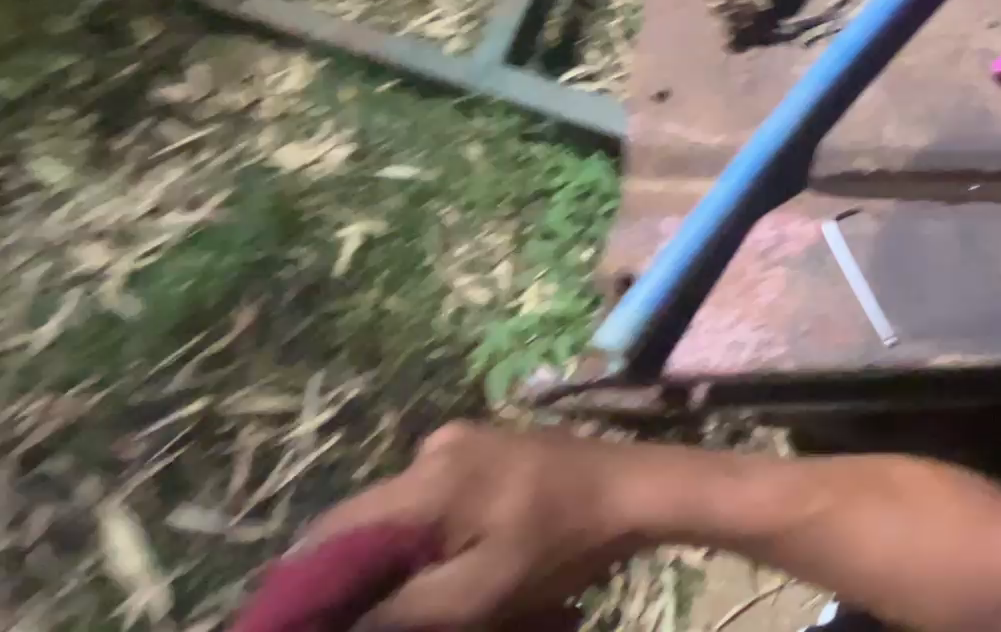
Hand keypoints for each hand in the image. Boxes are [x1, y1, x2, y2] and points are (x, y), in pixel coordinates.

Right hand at [294, 423, 656, 629]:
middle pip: (369, 521)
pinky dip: (437, 530)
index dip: (308, 589)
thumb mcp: (477, 595)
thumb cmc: (564, 541)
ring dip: (404, 554)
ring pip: (407, 510)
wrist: (639, 488)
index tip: (313, 625)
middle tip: (385, 612)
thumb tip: (334, 623)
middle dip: (363, 574)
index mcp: (427, 477)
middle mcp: (437, 446)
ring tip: (429, 593)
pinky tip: (461, 558)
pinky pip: (441, 493)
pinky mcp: (495, 446)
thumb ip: (395, 613)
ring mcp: (471, 440)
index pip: (329, 536)